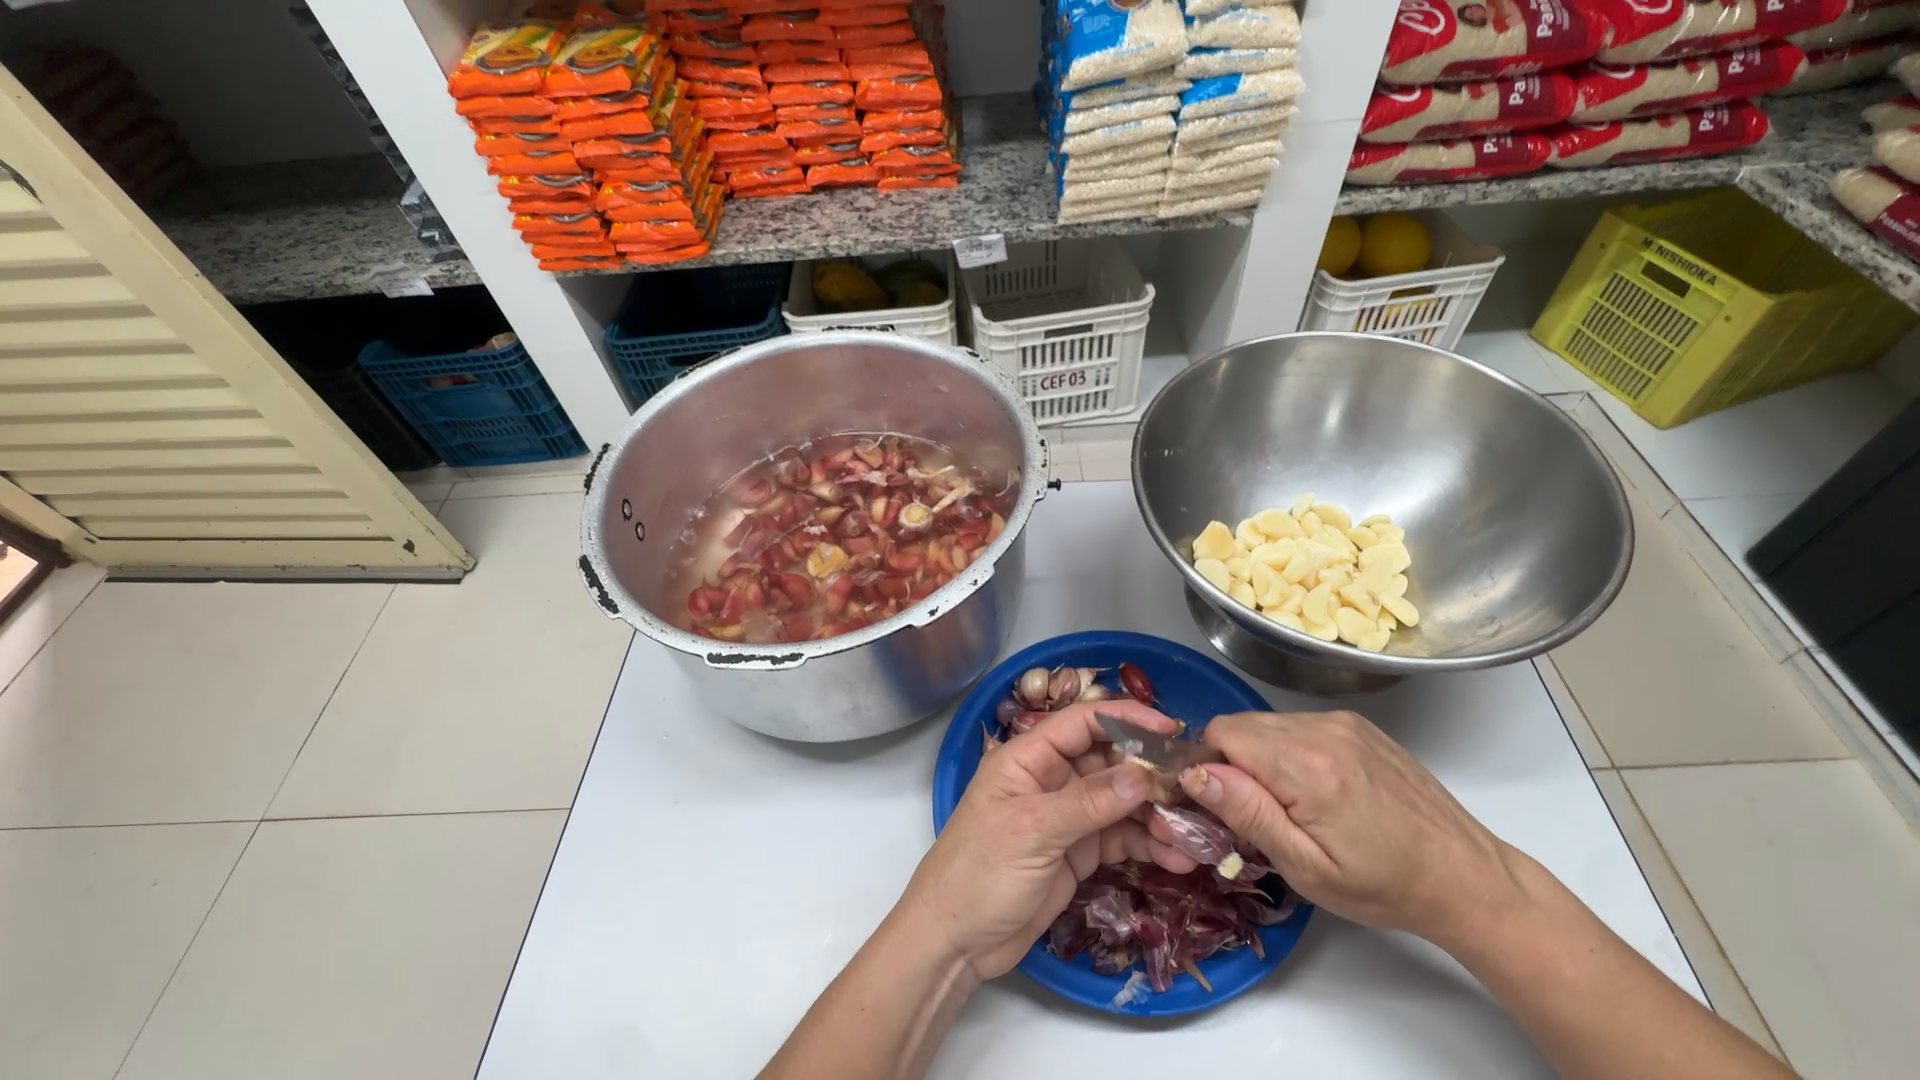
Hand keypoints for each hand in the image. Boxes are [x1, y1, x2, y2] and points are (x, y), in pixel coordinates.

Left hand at [898, 699, 1198, 978]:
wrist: (955, 941)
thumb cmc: (979, 873)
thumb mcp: (1032, 831)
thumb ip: (1088, 802)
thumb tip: (1142, 776)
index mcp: (1027, 759)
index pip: (1082, 723)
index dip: (1126, 720)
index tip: (1170, 728)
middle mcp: (1050, 780)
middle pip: (1109, 761)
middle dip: (1150, 773)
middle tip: (1192, 788)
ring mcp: (1066, 818)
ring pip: (1121, 802)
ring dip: (1156, 814)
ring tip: (1193, 832)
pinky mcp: (1078, 853)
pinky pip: (1120, 838)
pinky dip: (1147, 844)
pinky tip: (1177, 857)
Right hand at [1163, 710, 1520, 948]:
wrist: (1465, 877)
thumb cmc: (1382, 886)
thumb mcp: (1304, 867)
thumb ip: (1247, 812)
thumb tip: (1195, 773)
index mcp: (1307, 765)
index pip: (1221, 733)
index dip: (1209, 767)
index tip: (1221, 806)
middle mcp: (1323, 730)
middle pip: (1241, 725)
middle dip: (1232, 763)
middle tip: (1253, 813)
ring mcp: (1344, 723)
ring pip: (1267, 724)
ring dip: (1260, 757)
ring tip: (1289, 806)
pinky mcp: (1358, 726)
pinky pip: (1297, 725)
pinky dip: (1289, 751)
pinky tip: (1314, 790)